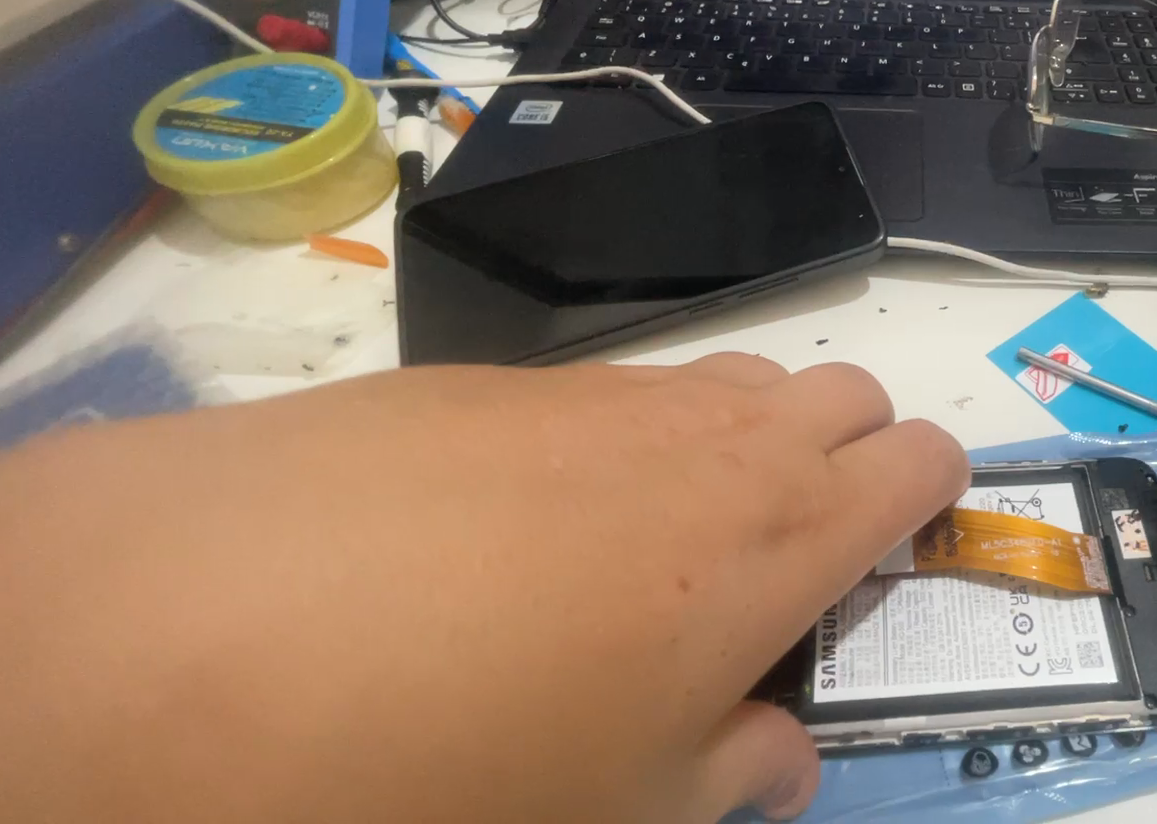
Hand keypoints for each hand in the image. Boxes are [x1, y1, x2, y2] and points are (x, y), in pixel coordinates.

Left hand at [0, 356, 967, 821]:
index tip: (909, 529)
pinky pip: (651, 384)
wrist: (220, 624)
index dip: (936, 486)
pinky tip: (566, 498)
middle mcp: (735, 441)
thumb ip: (738, 770)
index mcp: (787, 539)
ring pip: (759, 378)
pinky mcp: (547, 375)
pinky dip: (659, 427)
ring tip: (687, 514)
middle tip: (803, 526)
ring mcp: (641, 394)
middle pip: (856, 394)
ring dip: (762, 430)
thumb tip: (787, 764)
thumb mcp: (628, 807)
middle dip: (860, 445)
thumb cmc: (472, 752)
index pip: (924, 462)